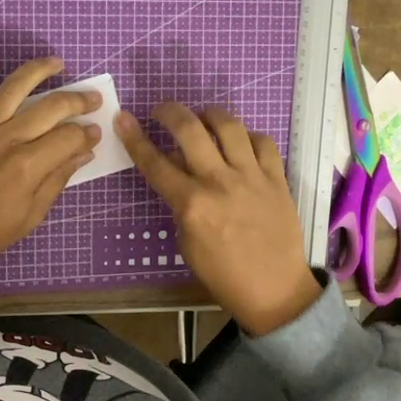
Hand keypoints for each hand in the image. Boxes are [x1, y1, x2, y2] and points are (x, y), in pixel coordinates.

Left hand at [0, 32, 99, 260]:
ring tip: (58, 63)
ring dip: (39, 70)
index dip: (87, 134)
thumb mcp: (31, 215)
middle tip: (92, 100)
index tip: (94, 134)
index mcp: (29, 165)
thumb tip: (84, 152)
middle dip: (78, 102)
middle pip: (51, 108)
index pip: (70, 137)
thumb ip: (58, 179)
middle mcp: (7, 138)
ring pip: (14, 87)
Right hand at [115, 103, 320, 335]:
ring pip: (229, 126)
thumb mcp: (187, 243)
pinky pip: (263, 142)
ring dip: (210, 115)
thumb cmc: (223, 274)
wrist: (274, 289)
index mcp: (192, 205)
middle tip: (162, 111)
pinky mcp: (277, 178)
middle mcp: (220, 183)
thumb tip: (177, 171)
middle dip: (170, 112)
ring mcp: (252, 177)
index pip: (155, 163)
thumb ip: (180, 204)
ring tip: (202, 118)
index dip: (134, 138)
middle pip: (190, 130)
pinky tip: (240, 143)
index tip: (123, 118)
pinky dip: (247, 136)